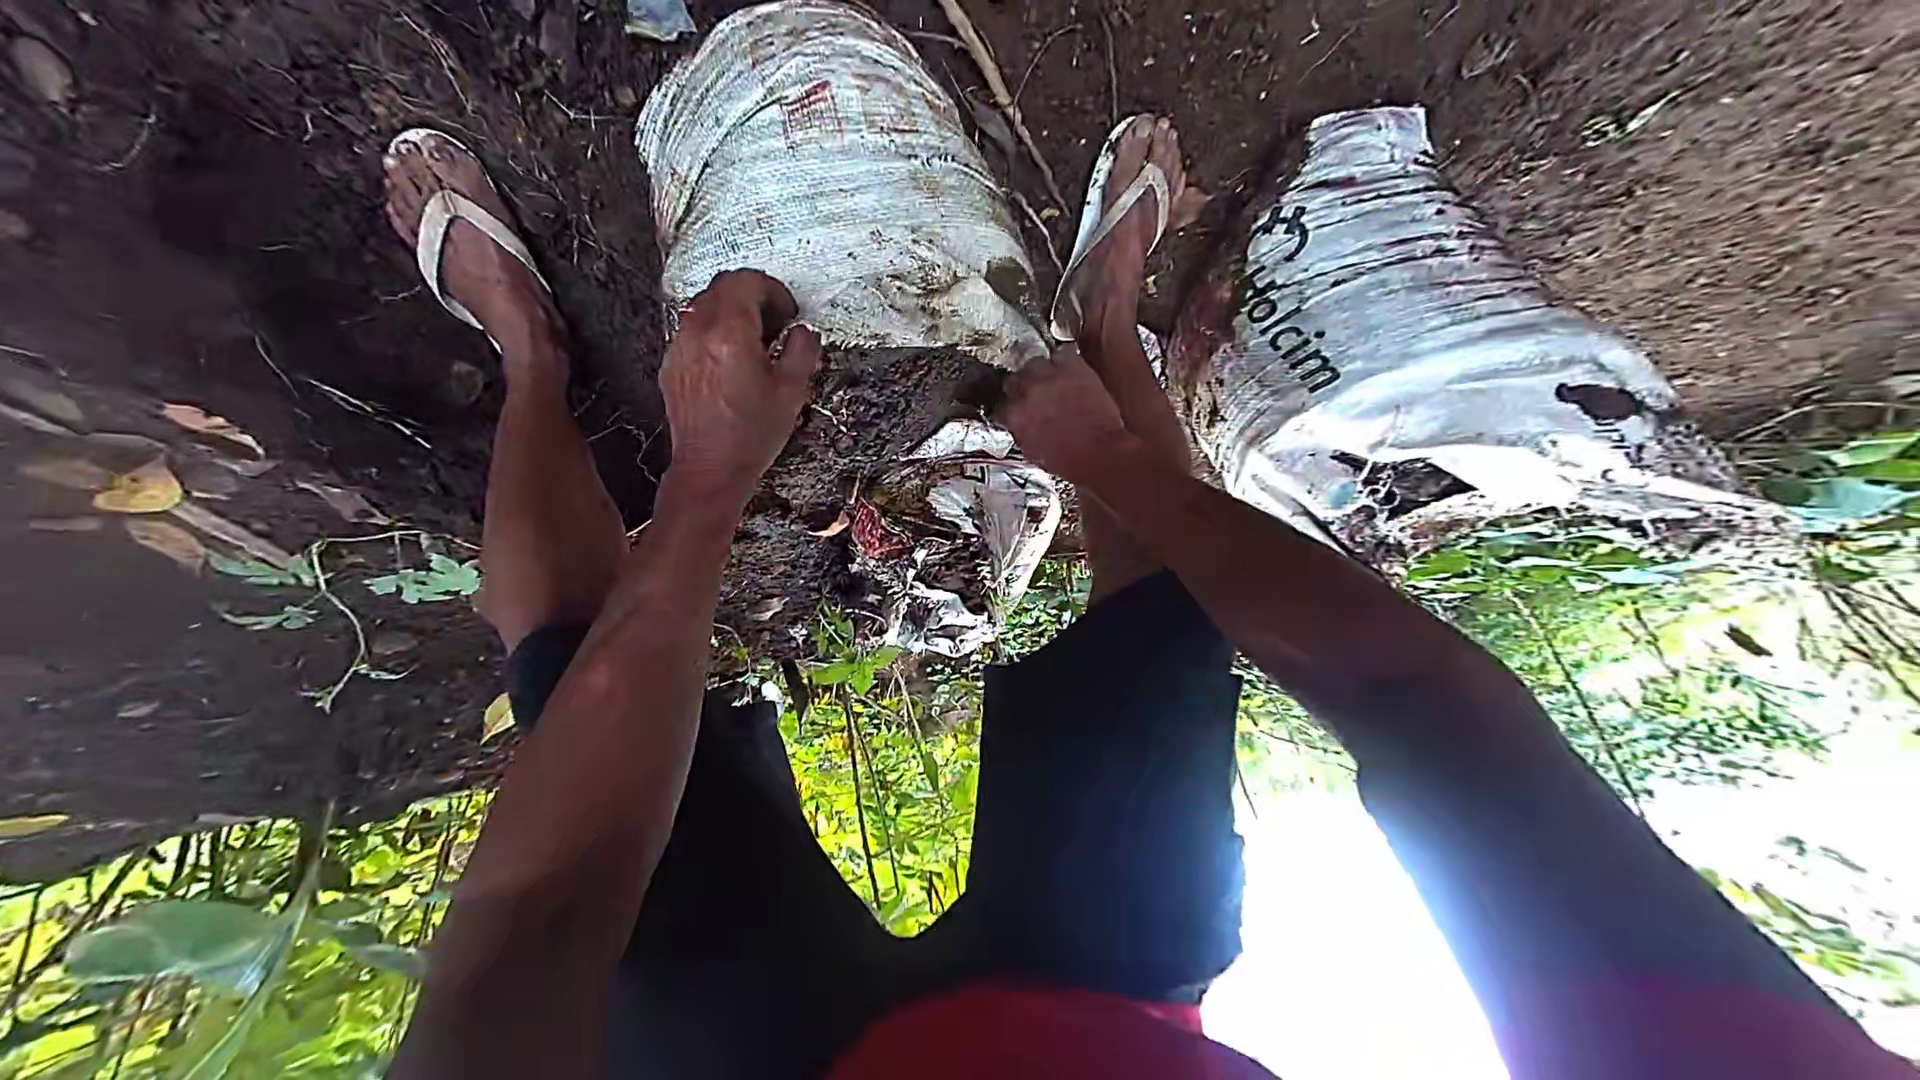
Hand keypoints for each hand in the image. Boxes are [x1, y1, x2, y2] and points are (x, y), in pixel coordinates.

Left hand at [660, 270, 822, 502]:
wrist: (711, 468)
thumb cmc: (751, 435)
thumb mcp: (792, 392)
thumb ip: (803, 351)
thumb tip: (804, 332)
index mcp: (730, 334)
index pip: (747, 281)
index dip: (773, 290)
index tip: (787, 312)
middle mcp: (698, 333)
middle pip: (723, 287)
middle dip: (753, 297)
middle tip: (775, 324)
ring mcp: (679, 348)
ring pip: (705, 306)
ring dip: (732, 313)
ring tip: (754, 345)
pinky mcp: (672, 364)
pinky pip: (692, 331)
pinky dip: (714, 334)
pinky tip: (731, 363)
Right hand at [996, 345, 1133, 483]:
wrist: (1099, 454)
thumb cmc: (1070, 459)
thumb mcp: (1033, 452)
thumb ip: (1020, 431)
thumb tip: (1019, 424)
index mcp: (1015, 416)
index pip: (1002, 404)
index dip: (1012, 405)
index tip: (1018, 407)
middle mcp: (1027, 392)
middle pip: (1015, 379)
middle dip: (1023, 387)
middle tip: (1036, 394)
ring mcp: (1049, 377)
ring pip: (1035, 363)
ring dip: (1041, 371)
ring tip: (1052, 381)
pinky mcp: (1072, 367)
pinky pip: (1062, 353)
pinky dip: (1065, 360)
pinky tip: (1070, 371)